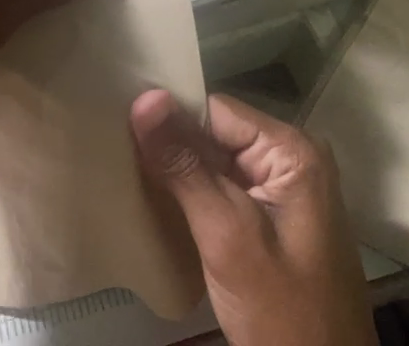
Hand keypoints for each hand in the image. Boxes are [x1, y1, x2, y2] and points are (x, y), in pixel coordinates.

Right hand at [131, 91, 376, 345]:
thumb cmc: (282, 310)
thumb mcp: (227, 235)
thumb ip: (185, 166)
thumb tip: (145, 98)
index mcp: (292, 151)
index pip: (215, 111)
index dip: (170, 119)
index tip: (120, 127)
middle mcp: (291, 158)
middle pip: (215, 133)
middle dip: (171, 146)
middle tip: (116, 151)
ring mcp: (282, 190)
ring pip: (214, 160)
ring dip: (178, 171)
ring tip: (127, 170)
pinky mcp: (270, 218)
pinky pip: (223, 187)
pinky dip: (192, 194)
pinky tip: (157, 199)